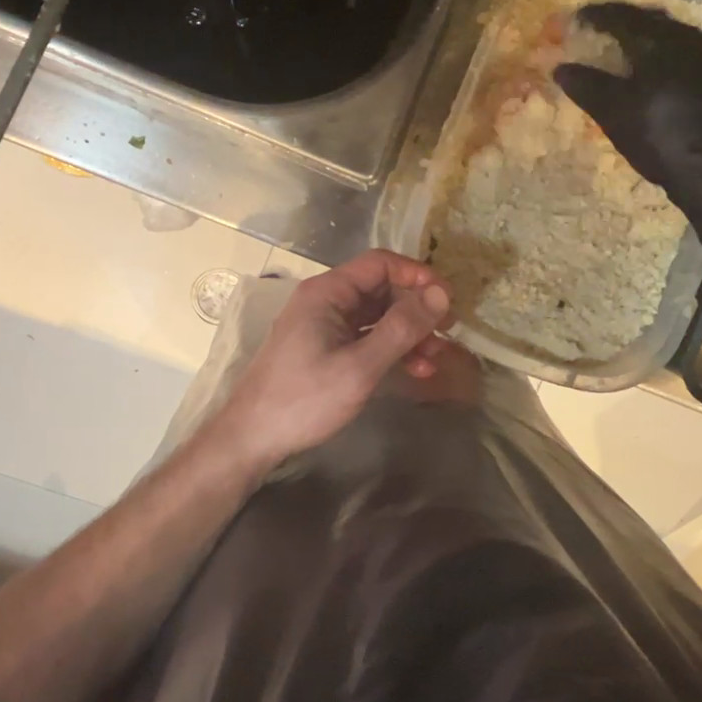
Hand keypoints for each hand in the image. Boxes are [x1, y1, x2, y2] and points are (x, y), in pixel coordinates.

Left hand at [209, 250, 454, 472]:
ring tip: (434, 359)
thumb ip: (401, 329)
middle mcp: (325, 301)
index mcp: (327, 292)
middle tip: (447, 332)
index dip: (418, 277)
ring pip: (377, 316)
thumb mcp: (359, 366)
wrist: (252, 438)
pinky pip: (365, 338)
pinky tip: (414, 371)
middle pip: (381, 289)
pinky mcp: (324, 349)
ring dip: (408, 333)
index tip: (449, 300)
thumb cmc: (304, 399)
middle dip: (416, 309)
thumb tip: (441, 295)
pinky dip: (390, 349)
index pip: (380, 264)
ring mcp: (323, 325)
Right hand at [553, 2, 701, 247]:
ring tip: (621, 53)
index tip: (574, 20)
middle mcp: (690, 39)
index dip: (594, 16)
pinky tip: (651, 76)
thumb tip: (560, 67)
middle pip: (648, 21)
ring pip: (668, 38)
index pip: (621, 15)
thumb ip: (587, 85)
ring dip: (642, 41)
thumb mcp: (615, 113)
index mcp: (662, 39)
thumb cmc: (661, 137)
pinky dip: (659, 58)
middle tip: (597, 32)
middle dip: (620, 24)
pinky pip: (682, 56)